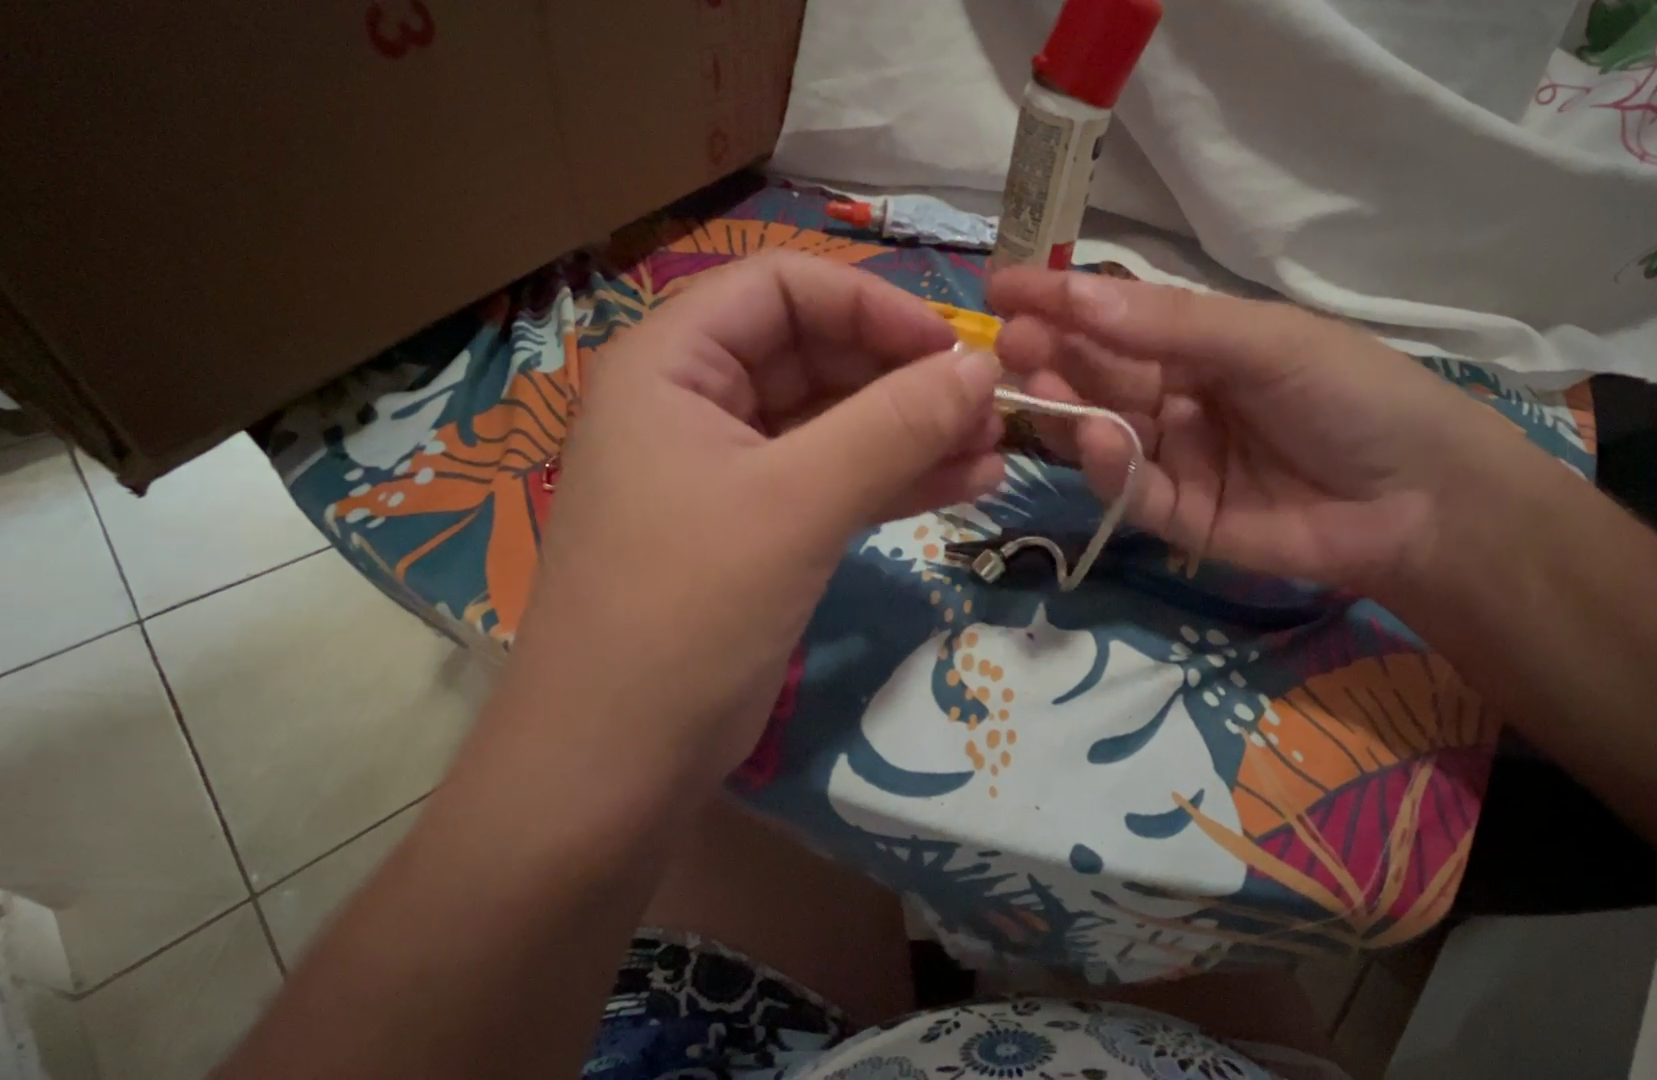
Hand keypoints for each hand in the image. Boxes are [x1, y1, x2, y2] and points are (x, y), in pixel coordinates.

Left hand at [515, 253, 1003, 776]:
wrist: (615, 763)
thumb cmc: (686, 612)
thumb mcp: (796, 504)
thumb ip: (893, 426)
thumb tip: (982, 367)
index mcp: (671, 363)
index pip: (784, 286)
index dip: (874, 305)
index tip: (954, 351)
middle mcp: (694, 401)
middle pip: (816, 352)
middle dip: (905, 377)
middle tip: (990, 410)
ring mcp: (726, 470)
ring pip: (834, 422)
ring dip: (914, 432)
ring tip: (995, 450)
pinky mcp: (756, 529)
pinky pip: (834, 480)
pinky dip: (895, 480)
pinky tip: (967, 485)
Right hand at [989, 268, 1538, 593]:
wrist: (1423, 499)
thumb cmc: (1353, 394)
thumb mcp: (1265, 340)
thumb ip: (1170, 323)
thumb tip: (1072, 291)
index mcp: (1198, 346)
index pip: (1114, 320)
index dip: (1060, 302)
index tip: (1001, 286)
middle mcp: (1176, 399)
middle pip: (1097, 376)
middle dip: (1050, 355)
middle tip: (1007, 341)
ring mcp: (1175, 461)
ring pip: (1101, 433)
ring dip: (1064, 408)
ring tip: (1032, 382)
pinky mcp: (1179, 520)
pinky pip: (1131, 491)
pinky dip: (1109, 468)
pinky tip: (1097, 440)